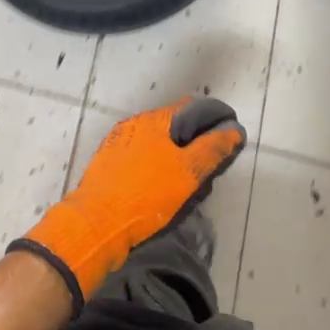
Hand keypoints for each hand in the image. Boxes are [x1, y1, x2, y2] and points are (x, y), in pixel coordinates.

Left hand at [11, 97, 244, 308]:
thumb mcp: (187, 174)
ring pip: (156, 139)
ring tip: (192, 171)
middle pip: (174, 122)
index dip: (215, 116)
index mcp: (154, 120)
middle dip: (196, 134)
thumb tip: (233, 129)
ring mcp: (118, 142)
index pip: (193, 106)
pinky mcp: (108, 162)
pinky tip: (163, 180)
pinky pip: (141, 154)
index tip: (232, 132)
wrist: (96, 222)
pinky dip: (158, 160)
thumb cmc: (146, 195)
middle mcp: (134, 123)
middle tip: (214, 155)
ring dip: (176, 149)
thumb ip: (211, 150)